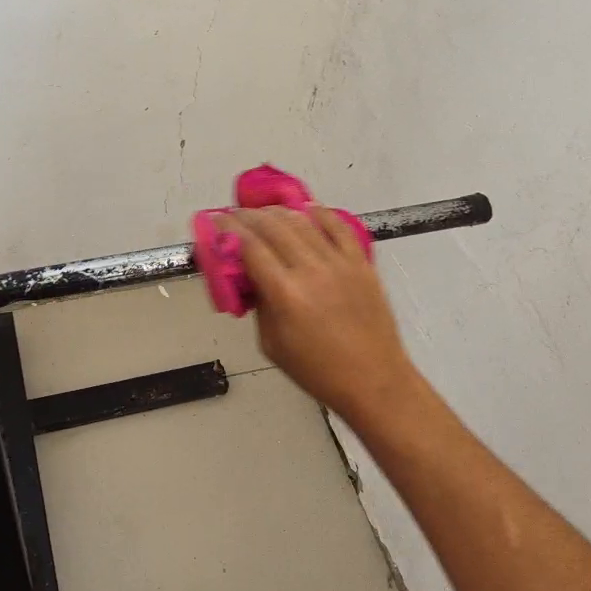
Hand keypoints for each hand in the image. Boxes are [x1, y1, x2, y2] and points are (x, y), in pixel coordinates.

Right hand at [220, 206, 422, 422]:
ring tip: (264, 211)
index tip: (216, 219)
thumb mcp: (271, 344)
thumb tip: (250, 276)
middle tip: (236, 215)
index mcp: (285, 294)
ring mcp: (339, 263)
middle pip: (273, 227)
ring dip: (278, 211)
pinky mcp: (361, 263)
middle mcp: (311, 271)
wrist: (374, 381)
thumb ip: (259, 304)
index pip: (249, 247)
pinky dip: (319, 213)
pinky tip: (306, 210)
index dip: (229, 228)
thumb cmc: (317, 371)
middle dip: (249, 216)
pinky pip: (339, 227)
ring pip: (303, 221)